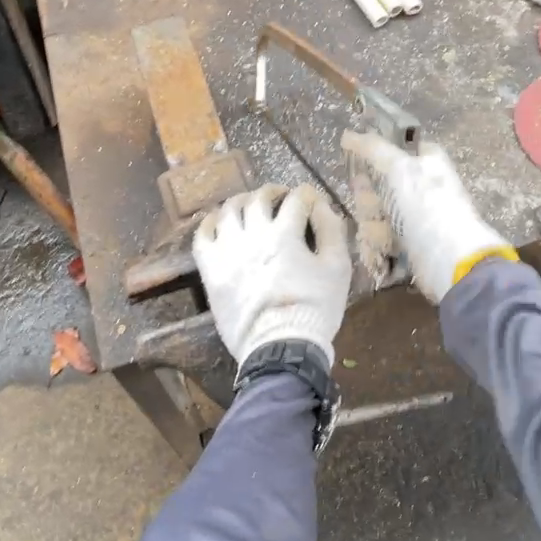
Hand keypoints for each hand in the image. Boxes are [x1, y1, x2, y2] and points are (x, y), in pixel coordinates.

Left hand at [193, 184, 351, 367]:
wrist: (280, 348)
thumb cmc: (314, 309)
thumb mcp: (337, 270)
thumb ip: (332, 232)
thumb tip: (321, 206)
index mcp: (285, 234)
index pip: (296, 199)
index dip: (306, 194)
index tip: (310, 199)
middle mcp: (253, 235)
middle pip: (259, 198)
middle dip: (273, 192)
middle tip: (280, 197)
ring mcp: (227, 251)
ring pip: (229, 210)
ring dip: (242, 202)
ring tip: (250, 206)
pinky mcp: (211, 269)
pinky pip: (203, 236)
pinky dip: (211, 223)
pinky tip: (220, 223)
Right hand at [341, 132, 514, 302]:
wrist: (450, 258)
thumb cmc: (427, 204)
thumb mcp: (399, 167)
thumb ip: (372, 148)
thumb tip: (348, 135)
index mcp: (429, 162)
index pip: (398, 148)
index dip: (376, 153)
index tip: (355, 160)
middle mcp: (425, 186)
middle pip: (382, 183)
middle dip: (369, 195)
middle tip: (369, 204)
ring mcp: (418, 216)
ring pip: (379, 211)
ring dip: (373, 221)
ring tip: (380, 232)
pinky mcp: (411, 242)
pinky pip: (383, 235)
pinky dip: (379, 241)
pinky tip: (384, 247)